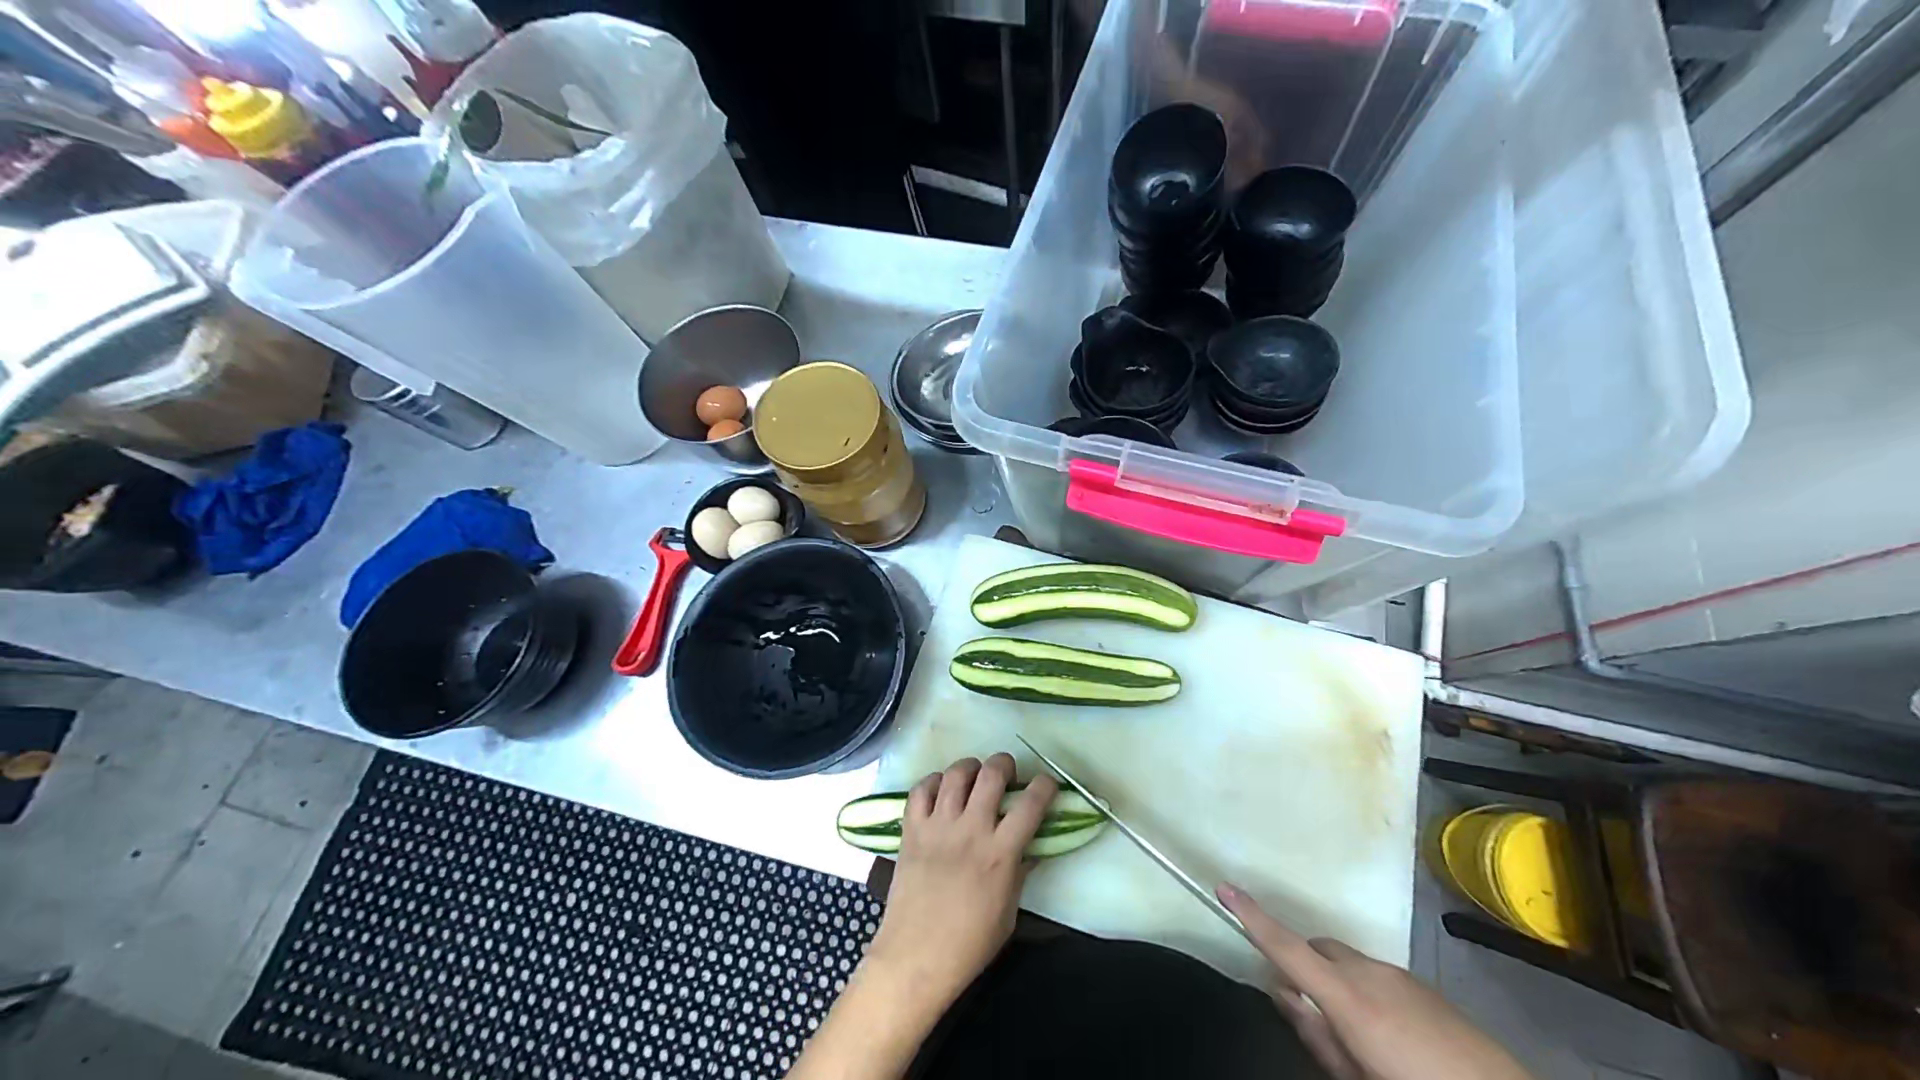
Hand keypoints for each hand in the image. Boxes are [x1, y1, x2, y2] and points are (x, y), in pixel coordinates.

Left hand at [866, 754, 1057, 1003]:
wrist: (916, 957)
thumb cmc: (969, 943)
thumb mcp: (1009, 912)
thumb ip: (1020, 872)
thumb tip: (1031, 847)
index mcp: (1000, 853)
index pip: (1031, 804)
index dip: (1044, 786)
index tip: (1047, 785)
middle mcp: (970, 830)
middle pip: (992, 774)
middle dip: (1005, 764)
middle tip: (1007, 773)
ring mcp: (938, 826)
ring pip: (956, 774)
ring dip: (971, 768)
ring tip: (974, 776)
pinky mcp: (911, 829)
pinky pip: (921, 789)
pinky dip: (934, 782)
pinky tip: (941, 790)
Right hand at [1218, 883, 1534, 1079]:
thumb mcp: (1354, 1077)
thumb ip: (1316, 1034)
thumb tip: (1284, 993)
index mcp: (1347, 997)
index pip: (1287, 948)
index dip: (1252, 917)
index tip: (1225, 889)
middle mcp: (1369, 972)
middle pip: (1317, 949)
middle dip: (1302, 966)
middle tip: (1307, 1010)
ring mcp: (1401, 975)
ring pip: (1347, 962)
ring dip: (1336, 982)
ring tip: (1355, 1032)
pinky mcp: (1425, 986)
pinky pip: (1376, 975)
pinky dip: (1364, 990)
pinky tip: (1388, 1033)